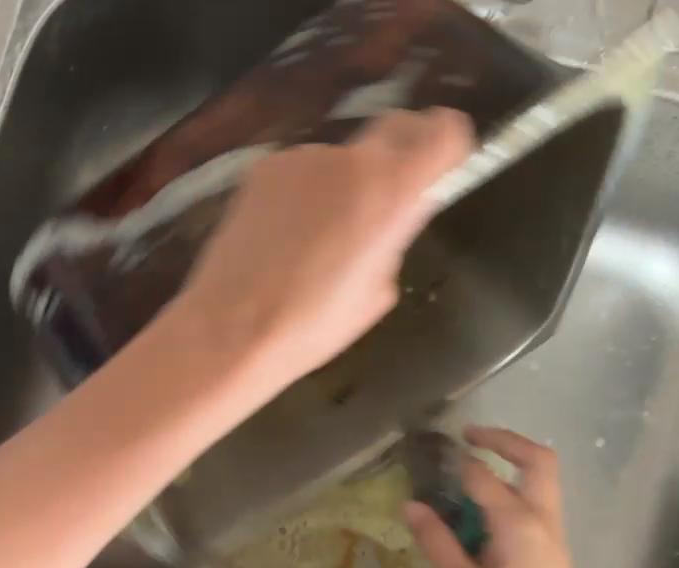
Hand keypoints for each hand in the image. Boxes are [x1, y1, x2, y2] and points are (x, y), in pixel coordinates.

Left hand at [167, 108, 473, 395]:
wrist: (230, 330)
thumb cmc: (311, 327)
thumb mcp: (375, 292)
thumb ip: (394, 239)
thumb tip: (394, 220)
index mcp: (392, 190)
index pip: (445, 131)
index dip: (448, 147)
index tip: (441, 169)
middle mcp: (351, 159)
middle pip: (395, 128)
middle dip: (400, 155)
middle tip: (383, 202)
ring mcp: (302, 159)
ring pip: (340, 158)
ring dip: (341, 184)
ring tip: (314, 241)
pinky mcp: (262, 169)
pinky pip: (300, 174)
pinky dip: (302, 195)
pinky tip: (280, 238)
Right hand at [404, 427, 609, 567]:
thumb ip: (438, 543)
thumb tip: (412, 505)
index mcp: (518, 524)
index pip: (484, 478)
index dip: (457, 462)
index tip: (429, 452)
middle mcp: (541, 519)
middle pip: (537, 460)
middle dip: (505, 440)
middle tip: (470, 435)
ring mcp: (552, 534)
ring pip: (540, 481)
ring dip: (511, 465)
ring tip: (471, 470)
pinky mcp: (551, 551)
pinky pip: (535, 504)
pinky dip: (511, 492)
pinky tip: (481, 514)